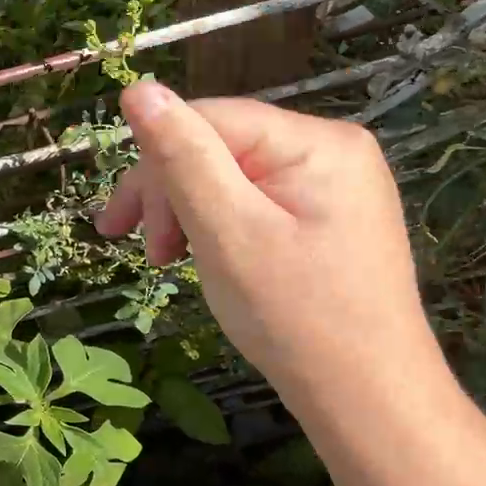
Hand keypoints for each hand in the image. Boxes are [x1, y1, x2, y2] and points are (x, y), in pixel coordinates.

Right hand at [94, 80, 442, 398]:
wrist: (365, 398)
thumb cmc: (293, 313)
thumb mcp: (224, 229)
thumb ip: (180, 154)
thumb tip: (137, 87)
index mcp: (315, 143)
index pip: (204, 120)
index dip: (153, 164)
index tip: (120, 223)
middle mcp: (327, 149)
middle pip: (211, 146)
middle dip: (164, 193)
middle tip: (138, 249)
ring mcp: (328, 183)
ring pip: (221, 174)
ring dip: (179, 211)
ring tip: (161, 259)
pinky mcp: (321, 214)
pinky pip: (244, 199)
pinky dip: (208, 224)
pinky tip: (195, 255)